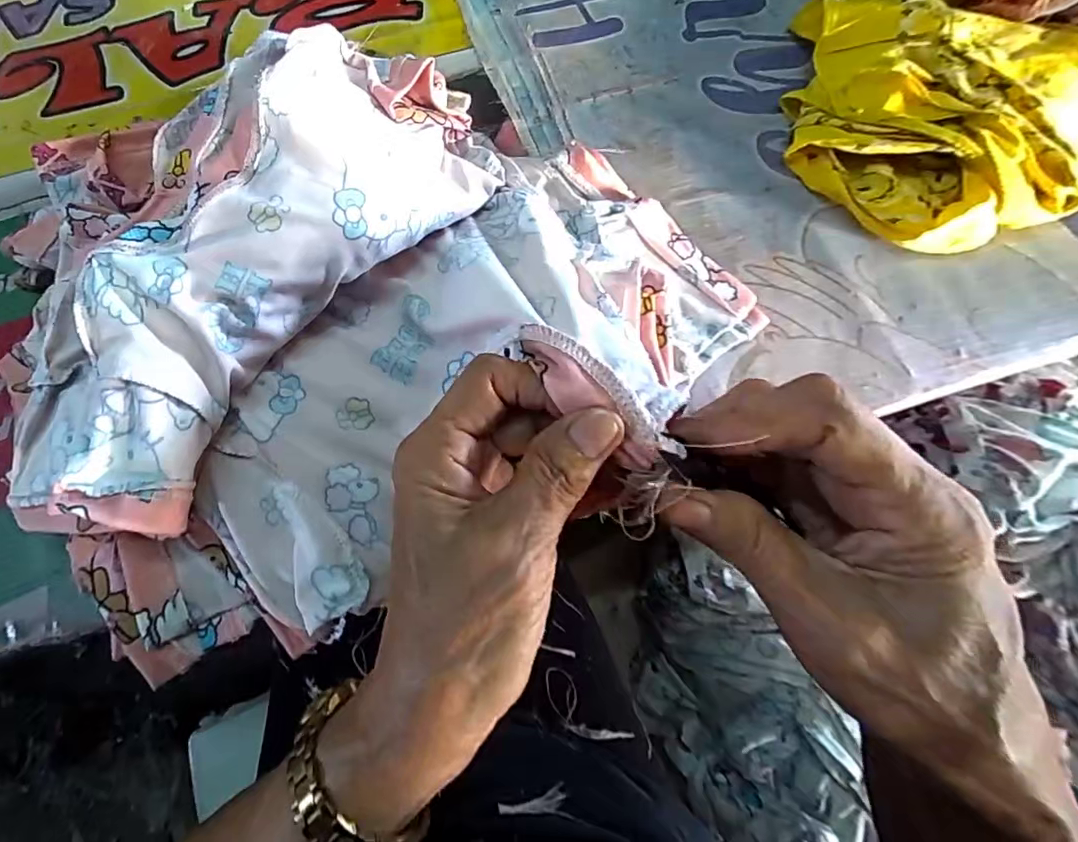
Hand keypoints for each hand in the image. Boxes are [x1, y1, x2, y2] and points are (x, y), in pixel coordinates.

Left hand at [315, 355, 624, 833]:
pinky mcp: (498, 515)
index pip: (489, 379)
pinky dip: (575, 478)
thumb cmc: (467, 618)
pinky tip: (622, 486)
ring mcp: (475, 485)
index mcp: (436, 449)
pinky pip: (538, 478)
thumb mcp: (516, 539)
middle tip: (639, 436)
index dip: (545, 383)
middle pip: (514, 406)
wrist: (441, 698)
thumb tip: (605, 413)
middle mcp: (451, 456)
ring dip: (581, 446)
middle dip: (571, 414)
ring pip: (531, 441)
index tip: (606, 406)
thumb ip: (556, 471)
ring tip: (642, 460)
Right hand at [662, 375, 1077, 838]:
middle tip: (670, 450)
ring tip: (675, 463)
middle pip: (806, 408)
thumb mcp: (820, 615)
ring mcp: (863, 484)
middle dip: (731, 421)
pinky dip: (728, 461)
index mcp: (917, 502)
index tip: (687, 438)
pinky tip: (699, 478)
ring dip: (723, 438)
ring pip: (784, 425)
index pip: (833, 420)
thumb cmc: (909, 682)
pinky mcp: (834, 498)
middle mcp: (894, 476)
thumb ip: (746, 542)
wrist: (961, 732)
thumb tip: (666, 492)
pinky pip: (774, 458)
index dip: (754, 417)